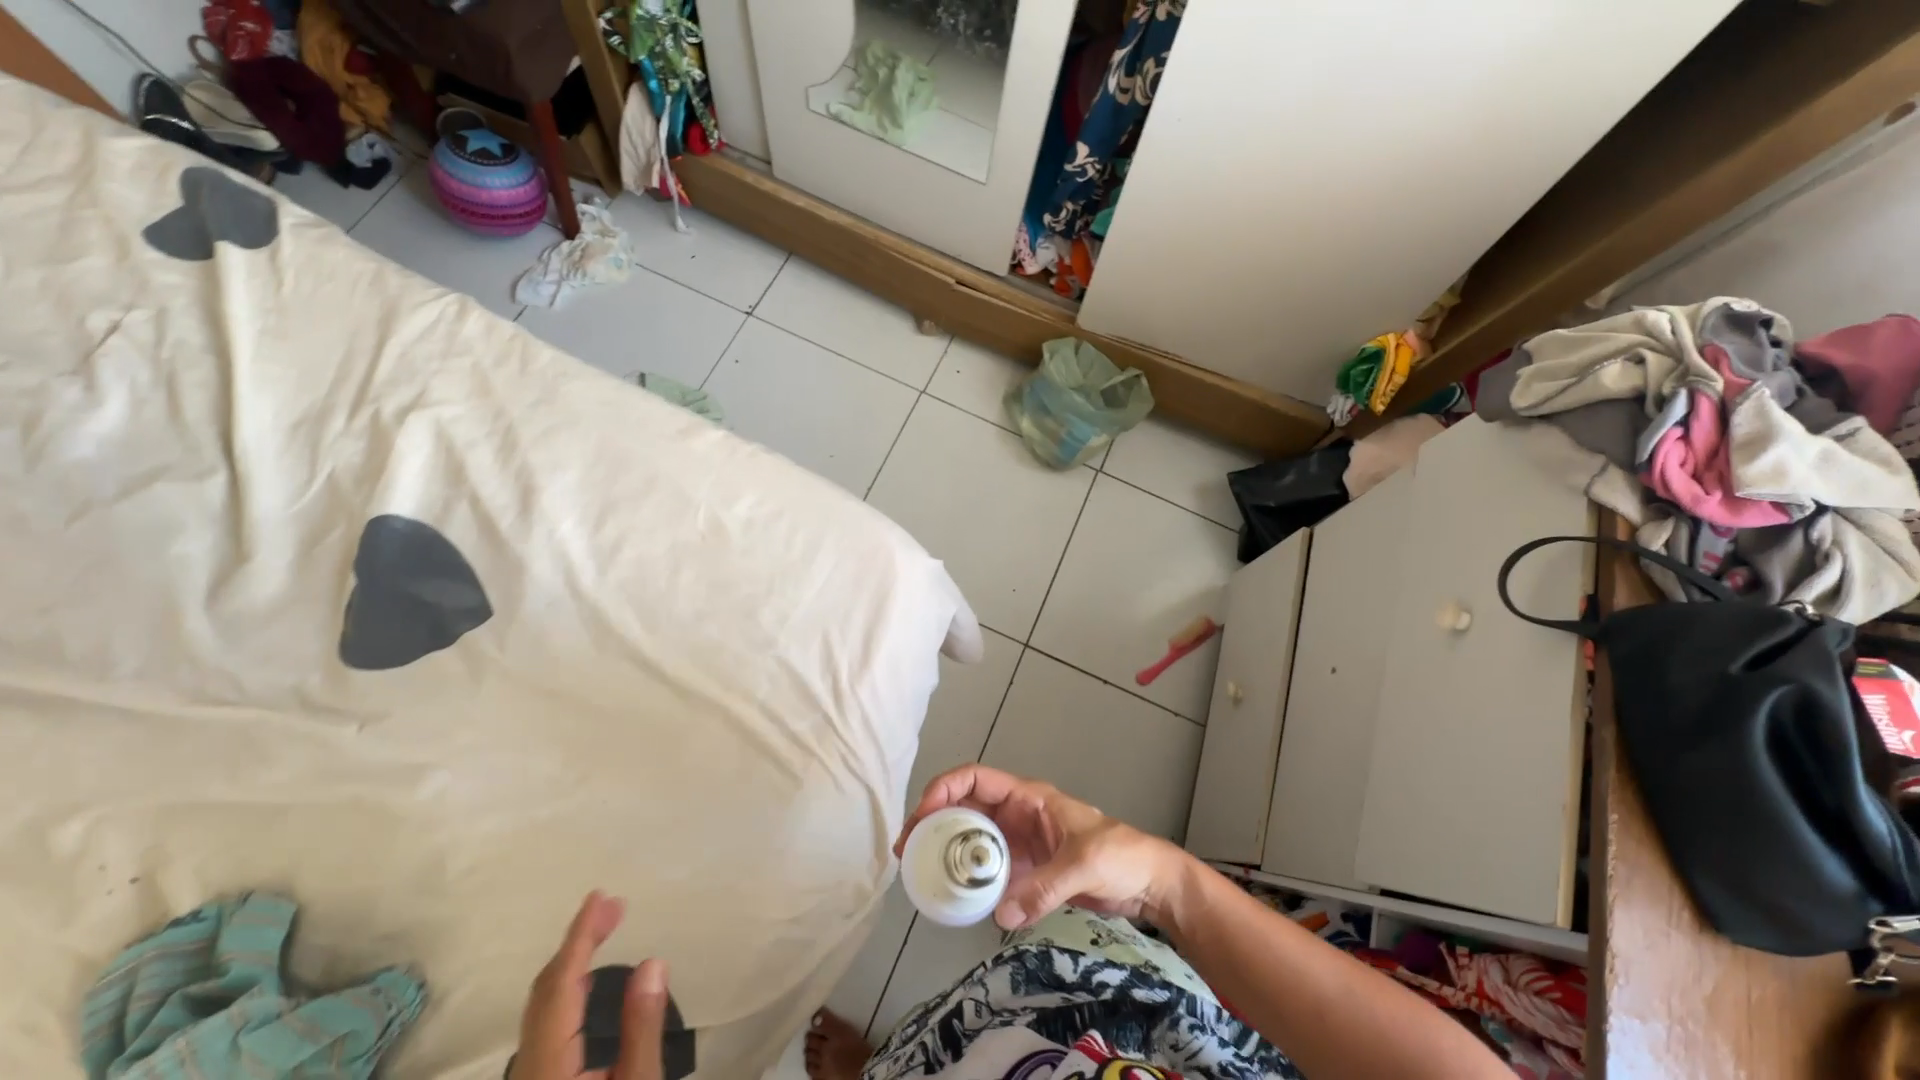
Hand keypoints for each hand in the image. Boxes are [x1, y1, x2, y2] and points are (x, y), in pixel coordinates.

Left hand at [509, 892, 670, 1079]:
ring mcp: (529, 1074)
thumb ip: (642, 1028)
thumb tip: (651, 964)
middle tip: (614, 907)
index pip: (562, 984)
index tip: (600, 897)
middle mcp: (529, 1063)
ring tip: (606, 933)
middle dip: (577, 942)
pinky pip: (545, 1020)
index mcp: (550, 1062)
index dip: (581, 937)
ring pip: (541, 1005)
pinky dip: (566, 987)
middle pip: (546, 989)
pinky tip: (588, 985)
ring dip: (571, 963)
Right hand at [896, 765, 1192, 930]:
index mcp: (1029, 797)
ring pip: (971, 841)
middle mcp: (1017, 816)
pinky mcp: (1026, 871)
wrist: (1150, 883)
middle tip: (908, 853)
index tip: (922, 818)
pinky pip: (987, 871)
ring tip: (920, 874)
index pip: (975, 779)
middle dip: (932, 823)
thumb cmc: (1123, 855)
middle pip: (964, 809)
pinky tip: (953, 897)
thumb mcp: (1086, 864)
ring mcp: (1020, 844)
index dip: (943, 790)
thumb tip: (1001, 915)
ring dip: (945, 852)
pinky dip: (967, 880)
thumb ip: (1045, 888)